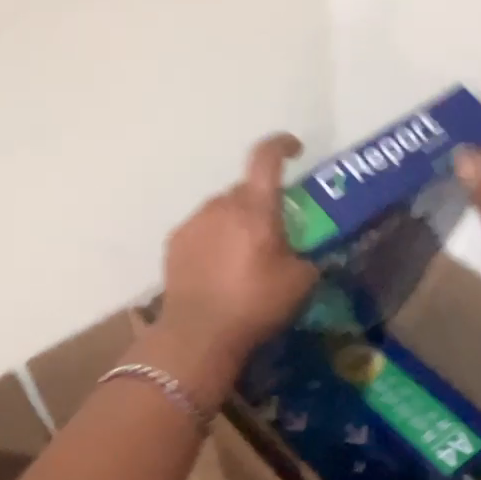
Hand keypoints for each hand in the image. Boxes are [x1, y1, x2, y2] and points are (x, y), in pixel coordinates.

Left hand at [157, 133, 318, 368]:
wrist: (198, 334)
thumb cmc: (255, 305)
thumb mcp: (300, 284)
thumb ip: (306, 259)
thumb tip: (304, 256)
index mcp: (255, 208)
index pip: (266, 157)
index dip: (281, 145)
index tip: (293, 150)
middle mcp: (221, 205)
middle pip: (244, 191)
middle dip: (259, 205)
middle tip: (270, 236)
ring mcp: (193, 222)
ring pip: (220, 211)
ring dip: (233, 224)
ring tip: (240, 260)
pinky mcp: (174, 243)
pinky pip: (200, 231)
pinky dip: (211, 241)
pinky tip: (216, 271)